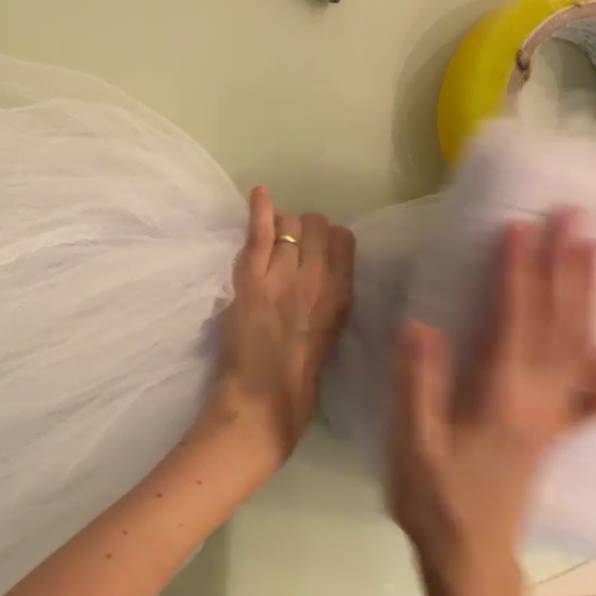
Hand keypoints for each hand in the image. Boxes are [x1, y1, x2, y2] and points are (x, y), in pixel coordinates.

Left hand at [205, 186, 354, 467]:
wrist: (263, 402)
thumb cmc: (295, 384)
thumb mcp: (327, 338)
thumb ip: (326, 305)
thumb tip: (319, 283)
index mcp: (343, 295)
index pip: (343, 241)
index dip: (324, 239)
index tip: (310, 250)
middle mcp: (320, 279)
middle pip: (315, 227)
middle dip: (300, 230)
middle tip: (284, 248)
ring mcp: (285, 276)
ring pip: (289, 226)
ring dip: (278, 227)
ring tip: (268, 240)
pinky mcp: (252, 281)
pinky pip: (260, 233)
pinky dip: (259, 209)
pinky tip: (259, 193)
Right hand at [388, 210, 595, 595]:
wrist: (470, 555)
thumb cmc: (432, 500)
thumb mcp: (411, 445)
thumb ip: (419, 385)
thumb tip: (423, 326)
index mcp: (498, 398)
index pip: (512, 322)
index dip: (516, 273)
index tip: (519, 228)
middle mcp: (537, 400)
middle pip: (557, 324)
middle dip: (564, 267)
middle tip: (574, 216)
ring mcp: (554, 417)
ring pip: (580, 346)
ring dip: (588, 295)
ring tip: (595, 250)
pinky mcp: (557, 434)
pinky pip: (592, 394)